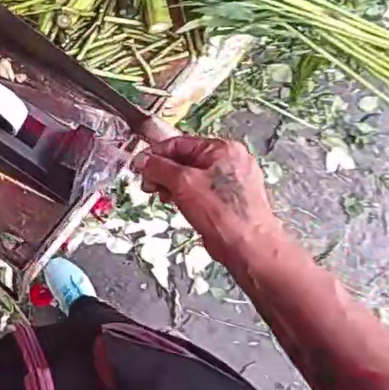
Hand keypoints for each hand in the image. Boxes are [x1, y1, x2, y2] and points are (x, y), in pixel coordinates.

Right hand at [134, 136, 288, 268]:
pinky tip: (177, 205)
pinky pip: (202, 191)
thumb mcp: (182, 183)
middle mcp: (230, 160)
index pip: (180, 143)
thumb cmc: (220, 211)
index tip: (139, 166)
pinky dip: (186, 196)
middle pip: (186, 159)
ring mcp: (233, 181)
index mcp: (223, 148)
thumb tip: (142, 160)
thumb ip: (159, 168)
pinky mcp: (230, 200)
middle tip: (149, 186)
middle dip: (164, 172)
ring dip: (173, 185)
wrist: (248, 246)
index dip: (156, 154)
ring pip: (193, 176)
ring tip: (162, 198)